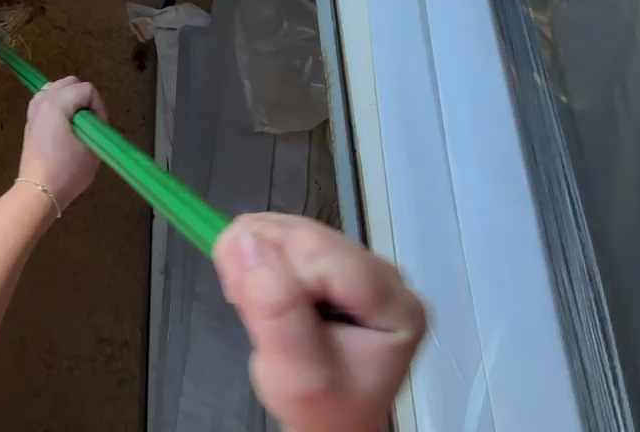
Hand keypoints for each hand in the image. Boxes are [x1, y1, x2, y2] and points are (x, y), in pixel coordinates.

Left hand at [17, 76, 104, 210]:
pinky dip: (58, 104)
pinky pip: (46, 100)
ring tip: (78, 123)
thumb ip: (96, 127)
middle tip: (91, 123)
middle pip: (69, 82)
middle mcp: (43, 100)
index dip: (98, 106)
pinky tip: (65, 124)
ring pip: (56, 88)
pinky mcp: (30, 119)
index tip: (99, 128)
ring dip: (70, 99)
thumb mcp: (92, 148)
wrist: (39, 189)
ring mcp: (33, 109)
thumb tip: (94, 120)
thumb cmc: (67, 170)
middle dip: (85, 98)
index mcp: (57, 103)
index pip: (86, 89)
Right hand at [214, 213, 425, 431]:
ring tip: (258, 305)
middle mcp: (380, 272)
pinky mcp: (325, 251)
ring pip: (282, 226)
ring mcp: (353, 258)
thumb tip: (246, 242)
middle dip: (260, 264)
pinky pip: (272, 227)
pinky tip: (259, 287)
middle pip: (301, 234)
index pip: (319, 254)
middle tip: (253, 310)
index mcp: (393, 303)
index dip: (275, 270)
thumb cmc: (321, 406)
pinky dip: (250, 252)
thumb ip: (276, 311)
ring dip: (252, 258)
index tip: (252, 306)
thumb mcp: (298, 375)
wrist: (325, 414)